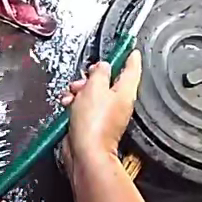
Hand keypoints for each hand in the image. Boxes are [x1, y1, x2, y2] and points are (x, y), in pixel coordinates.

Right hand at [60, 50, 141, 169]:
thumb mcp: (94, 87)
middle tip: (85, 77)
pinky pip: (84, 106)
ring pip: (92, 93)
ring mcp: (105, 114)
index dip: (131, 57)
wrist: (85, 152)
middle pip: (107, 80)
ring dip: (79, 90)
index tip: (132, 49)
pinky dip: (75, 103)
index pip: (133, 69)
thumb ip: (100, 72)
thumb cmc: (93, 124)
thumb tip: (102, 66)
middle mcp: (118, 104)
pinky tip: (68, 105)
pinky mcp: (92, 123)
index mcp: (125, 93)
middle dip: (92, 76)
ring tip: (72, 94)